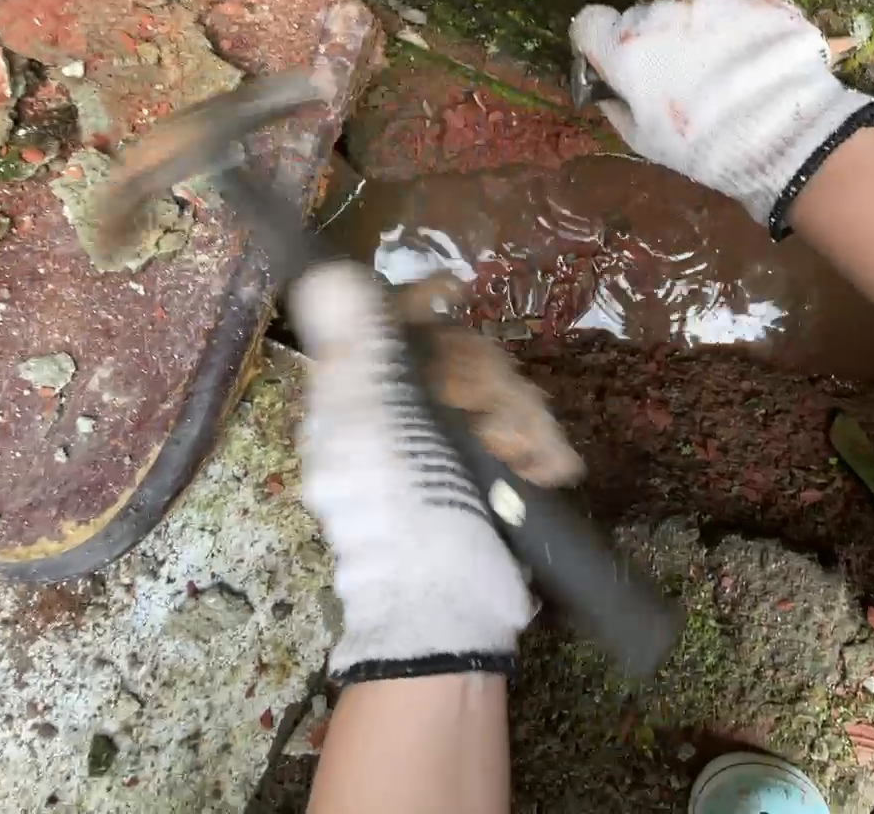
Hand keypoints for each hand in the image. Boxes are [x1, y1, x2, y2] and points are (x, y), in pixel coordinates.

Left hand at [290, 262, 532, 682]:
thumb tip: (327, 274)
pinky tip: (547, 467)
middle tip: (491, 424)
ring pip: (501, 384)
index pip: (389, 324)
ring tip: (525, 458)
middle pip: (458, 349)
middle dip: (486, 381)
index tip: (453, 291)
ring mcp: (453, 435)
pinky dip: (540, 443)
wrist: (450, 599)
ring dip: (520, 419)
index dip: (418, 301)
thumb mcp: (368, 431)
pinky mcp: (494, 459)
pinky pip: (526, 424)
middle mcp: (406, 408)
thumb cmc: (400, 516)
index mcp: (364, 397)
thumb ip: (358, 353)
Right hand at [571, 0, 873, 236]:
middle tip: (681, 80)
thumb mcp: (646, 142)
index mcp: (627, 49)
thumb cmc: (705, 147)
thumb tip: (608, 87)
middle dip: (654, 44)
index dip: (598, 46)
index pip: (589, 24)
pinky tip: (752, 61)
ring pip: (688, 11)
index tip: (615, 65)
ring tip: (725, 73)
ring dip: (696, 33)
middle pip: (642, 19)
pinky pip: (730, 6)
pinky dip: (735, 28)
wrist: (785, 134)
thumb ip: (616, 106)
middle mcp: (662, 12)